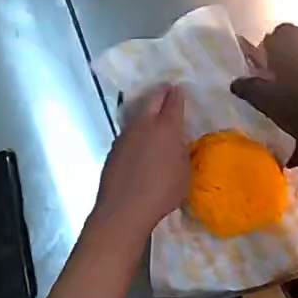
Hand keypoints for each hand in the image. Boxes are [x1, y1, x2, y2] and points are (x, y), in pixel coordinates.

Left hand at [92, 84, 188, 235]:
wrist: (124, 209)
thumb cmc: (162, 192)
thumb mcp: (184, 174)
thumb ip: (182, 153)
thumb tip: (178, 144)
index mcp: (166, 128)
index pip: (174, 103)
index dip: (178, 94)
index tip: (179, 88)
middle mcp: (144, 125)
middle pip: (152, 100)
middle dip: (161, 93)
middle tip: (167, 89)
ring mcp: (125, 136)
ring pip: (137, 115)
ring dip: (146, 110)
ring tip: (153, 113)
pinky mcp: (114, 149)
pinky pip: (128, 133)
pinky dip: (136, 130)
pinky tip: (139, 141)